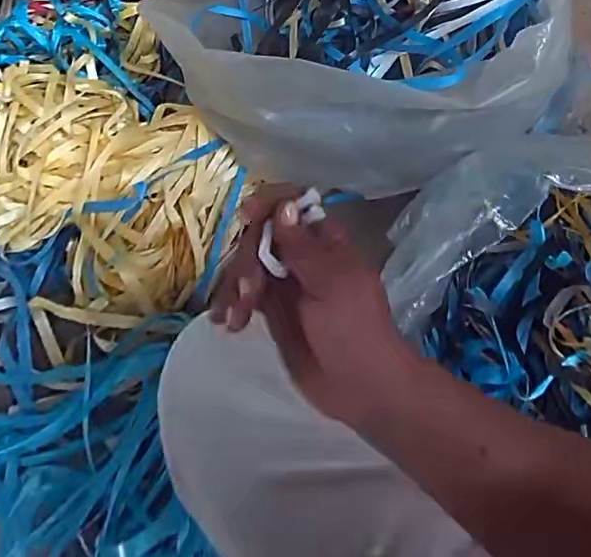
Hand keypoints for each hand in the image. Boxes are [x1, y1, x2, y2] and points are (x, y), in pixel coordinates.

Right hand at [207, 185, 419, 424]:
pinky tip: (228, 322)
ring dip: (234, 282)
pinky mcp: (272, 306)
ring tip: (236, 316)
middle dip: (247, 257)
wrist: (362, 388)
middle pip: (260, 234)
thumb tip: (283, 206)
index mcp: (324, 238)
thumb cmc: (356, 329)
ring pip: (247, 262)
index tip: (247, 216)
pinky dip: (231, 302)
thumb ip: (303, 248)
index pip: (291, 203)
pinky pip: (243, 292)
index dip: (268, 203)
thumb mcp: (332, 285)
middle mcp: (301, 252)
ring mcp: (285, 279)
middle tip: (250, 291)